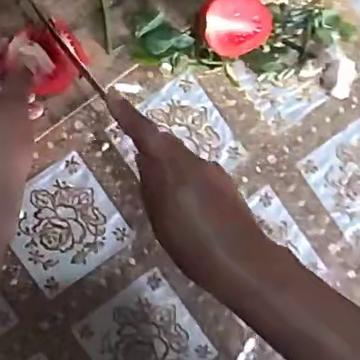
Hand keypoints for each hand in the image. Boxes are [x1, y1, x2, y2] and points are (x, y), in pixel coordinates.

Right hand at [108, 94, 277, 289]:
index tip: (114, 97)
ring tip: (152, 182)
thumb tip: (144, 156)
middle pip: (168, 144)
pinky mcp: (226, 186)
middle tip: (130, 145)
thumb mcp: (162, 219)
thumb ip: (153, 185)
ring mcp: (214, 173)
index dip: (130, 117)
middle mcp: (197, 163)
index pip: (148, 135)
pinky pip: (196, 171)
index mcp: (177, 168)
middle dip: (149, 142)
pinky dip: (182, 176)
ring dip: (166, 162)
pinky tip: (180, 199)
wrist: (244, 261)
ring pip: (183, 158)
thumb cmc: (195, 246)